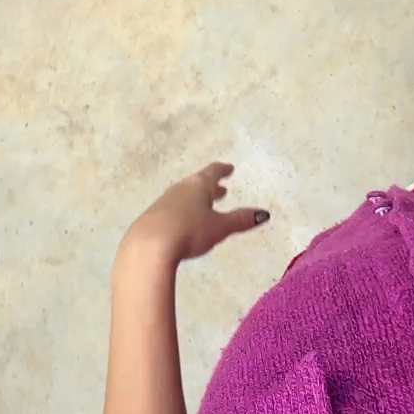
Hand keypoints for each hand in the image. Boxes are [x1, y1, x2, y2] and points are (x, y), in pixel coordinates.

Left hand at [120, 163, 269, 267]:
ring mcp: (164, 202)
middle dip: (210, 187)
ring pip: (184, 196)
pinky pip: (172, 209)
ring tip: (204, 206)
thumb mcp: (220, 227)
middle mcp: (181, 188)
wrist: (149, 245)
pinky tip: (183, 222)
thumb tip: (264, 214)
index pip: (213, 172)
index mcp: (199, 185)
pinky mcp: (152, 218)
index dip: (222, 170)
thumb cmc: (190, 231)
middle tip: (221, 189)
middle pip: (198, 184)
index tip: (229, 168)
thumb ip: (240, 220)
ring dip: (196, 199)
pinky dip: (183, 211)